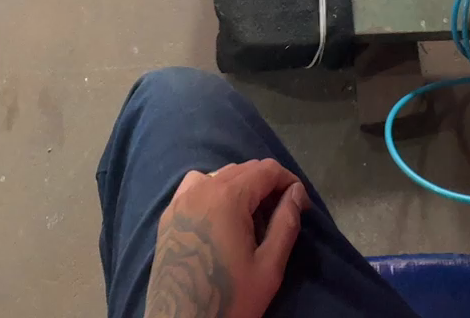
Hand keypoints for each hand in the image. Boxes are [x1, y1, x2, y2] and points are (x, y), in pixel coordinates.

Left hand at [143, 159, 309, 317]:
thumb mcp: (268, 267)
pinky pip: (196, 185)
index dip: (289, 181)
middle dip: (268, 186)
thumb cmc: (229, 299)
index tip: (301, 204)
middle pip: (244, 169)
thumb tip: (296, 192)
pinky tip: (219, 214)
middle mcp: (202, 187)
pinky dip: (214, 189)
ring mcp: (181, 199)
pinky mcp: (169, 214)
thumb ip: (286, 223)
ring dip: (242, 187)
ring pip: (221, 175)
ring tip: (252, 218)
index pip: (267, 169)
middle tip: (280, 215)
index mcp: (228, 196)